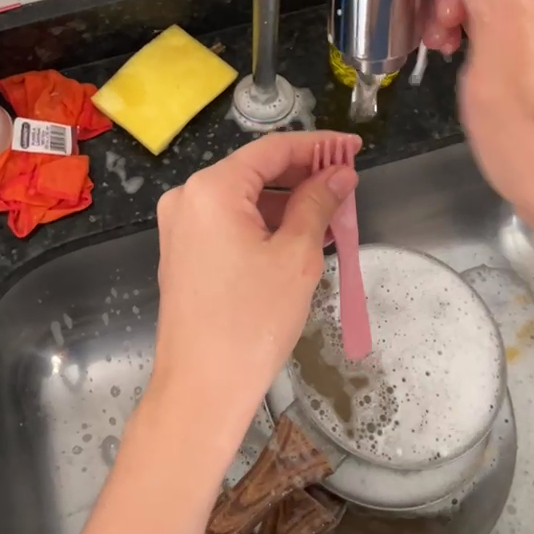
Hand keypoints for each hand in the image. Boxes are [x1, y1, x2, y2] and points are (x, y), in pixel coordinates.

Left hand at [148, 131, 359, 440]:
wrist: (201, 388)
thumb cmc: (252, 321)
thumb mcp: (296, 257)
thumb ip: (318, 204)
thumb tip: (341, 174)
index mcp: (211, 188)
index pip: (272, 149)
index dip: (317, 145)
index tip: (352, 147)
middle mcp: (187, 197)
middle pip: (254, 170)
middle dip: (303, 175)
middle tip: (347, 184)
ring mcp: (180, 225)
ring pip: (243, 197)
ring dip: (286, 201)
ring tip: (331, 213)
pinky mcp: (182, 250)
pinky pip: (228, 221)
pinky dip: (263, 222)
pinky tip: (298, 234)